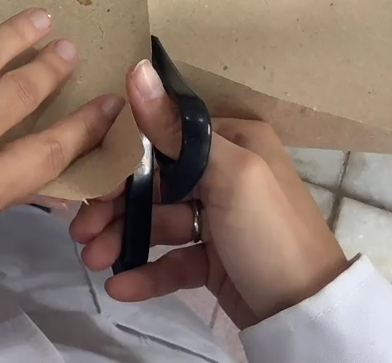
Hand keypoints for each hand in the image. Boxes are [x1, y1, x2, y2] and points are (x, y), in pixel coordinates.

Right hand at [69, 59, 348, 327]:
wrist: (311, 324)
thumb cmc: (270, 233)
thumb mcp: (226, 174)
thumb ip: (172, 126)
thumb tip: (135, 66)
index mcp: (232, 141)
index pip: (163, 137)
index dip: (121, 156)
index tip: (87, 175)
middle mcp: (224, 172)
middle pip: (154, 181)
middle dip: (114, 206)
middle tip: (80, 228)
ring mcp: (218, 218)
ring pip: (156, 221)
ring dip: (122, 238)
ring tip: (93, 260)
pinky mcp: (214, 259)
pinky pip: (171, 259)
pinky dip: (145, 270)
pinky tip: (119, 284)